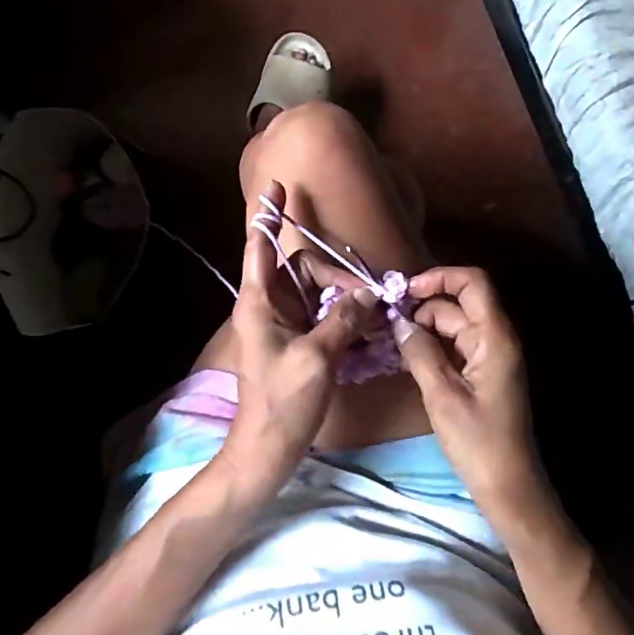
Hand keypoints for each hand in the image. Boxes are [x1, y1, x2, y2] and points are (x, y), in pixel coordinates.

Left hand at [216, 181, 382, 502]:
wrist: (266, 449)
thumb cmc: (281, 402)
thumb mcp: (316, 358)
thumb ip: (343, 320)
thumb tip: (370, 294)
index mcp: (259, 302)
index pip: (262, 247)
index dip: (270, 215)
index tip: (278, 185)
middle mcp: (270, 307)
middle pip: (303, 269)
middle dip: (335, 274)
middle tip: (368, 299)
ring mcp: (284, 325)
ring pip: (317, 293)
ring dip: (345, 298)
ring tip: (374, 315)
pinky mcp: (298, 343)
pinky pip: (324, 317)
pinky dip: (345, 318)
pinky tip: (368, 331)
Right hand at [395, 266, 541, 506]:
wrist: (507, 485)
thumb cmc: (477, 440)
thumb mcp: (441, 394)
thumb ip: (419, 351)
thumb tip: (398, 320)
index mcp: (495, 337)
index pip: (473, 283)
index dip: (440, 277)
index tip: (405, 291)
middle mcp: (496, 339)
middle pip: (458, 303)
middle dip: (423, 305)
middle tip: (387, 320)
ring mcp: (489, 356)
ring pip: (453, 324)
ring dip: (423, 327)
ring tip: (391, 340)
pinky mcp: (482, 373)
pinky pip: (454, 345)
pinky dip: (431, 345)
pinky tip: (406, 356)